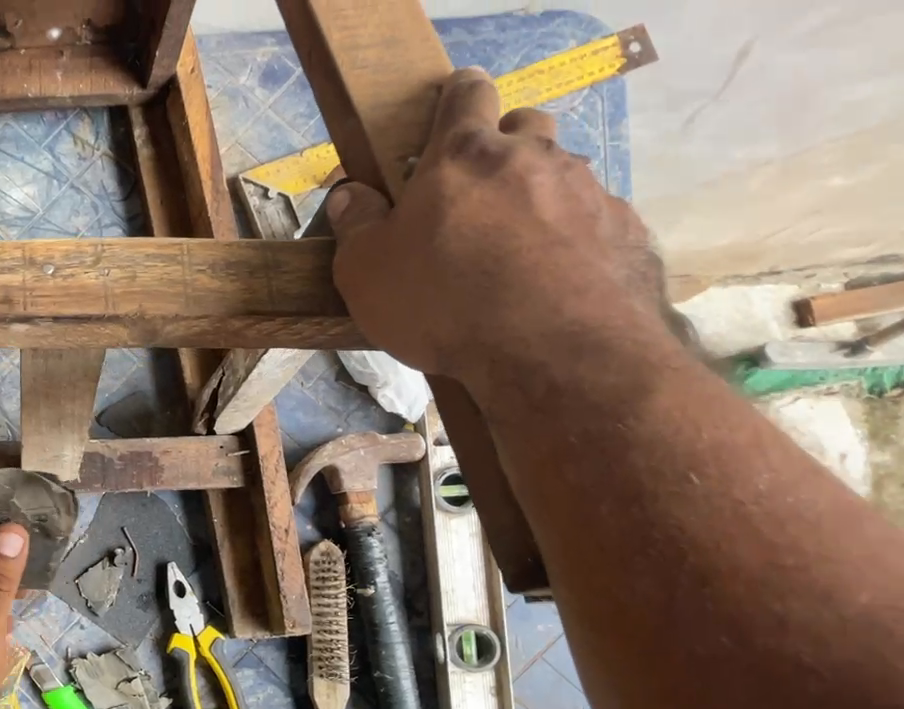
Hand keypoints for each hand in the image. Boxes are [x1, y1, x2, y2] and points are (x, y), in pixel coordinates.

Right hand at [326, 68, 671, 389]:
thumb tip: (350, 193)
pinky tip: (546, 285)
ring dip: (532, 200)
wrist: (551, 349)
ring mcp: (585, 190)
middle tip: (470, 201)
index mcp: (463, 158)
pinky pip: (588, 221)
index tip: (443, 119)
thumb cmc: (440, 300)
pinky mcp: (622, 229)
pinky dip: (566, 241)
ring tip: (508, 256)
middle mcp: (532, 157)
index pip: (464, 95)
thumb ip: (356, 226)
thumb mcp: (365, 272)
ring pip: (557, 175)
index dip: (453, 99)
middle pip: (522, 125)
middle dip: (499, 149)